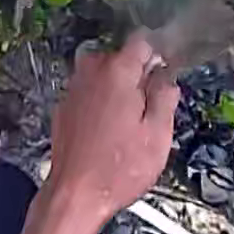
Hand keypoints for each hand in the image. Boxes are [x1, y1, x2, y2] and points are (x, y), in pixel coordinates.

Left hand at [44, 31, 179, 227]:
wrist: (75, 192)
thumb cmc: (119, 167)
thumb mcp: (157, 136)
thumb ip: (165, 98)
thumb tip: (167, 78)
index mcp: (118, 70)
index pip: (142, 40)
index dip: (158, 53)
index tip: (166, 69)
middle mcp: (93, 68)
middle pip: (123, 58)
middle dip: (138, 77)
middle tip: (148, 111)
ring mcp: (75, 83)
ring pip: (106, 74)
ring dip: (119, 90)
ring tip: (127, 126)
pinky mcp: (65, 101)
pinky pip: (90, 90)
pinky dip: (101, 101)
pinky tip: (107, 130)